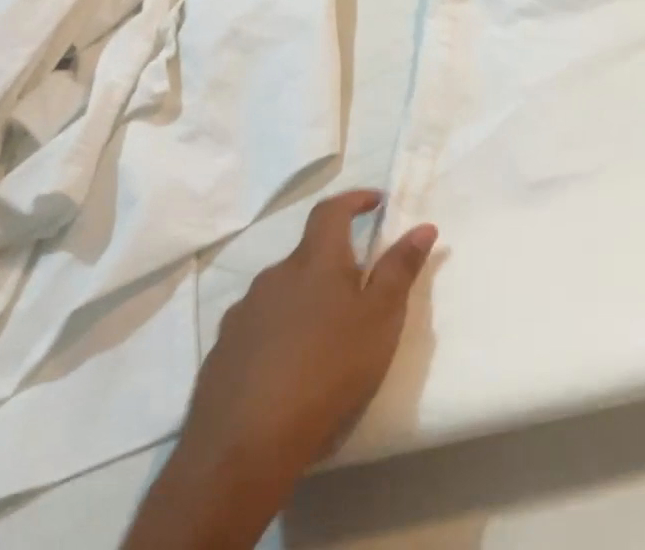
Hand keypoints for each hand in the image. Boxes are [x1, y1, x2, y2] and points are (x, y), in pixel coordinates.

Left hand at [178, 190, 437, 477]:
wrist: (245, 444)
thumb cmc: (330, 369)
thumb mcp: (382, 318)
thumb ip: (400, 269)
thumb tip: (422, 226)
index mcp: (314, 264)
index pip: (330, 213)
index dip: (353, 200)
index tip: (376, 201)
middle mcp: (272, 280)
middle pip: (307, 256)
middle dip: (337, 262)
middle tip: (365, 287)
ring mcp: (241, 317)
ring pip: (283, 292)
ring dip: (309, 298)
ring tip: (332, 332)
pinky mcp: (222, 354)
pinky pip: (261, 326)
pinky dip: (284, 330)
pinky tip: (296, 364)